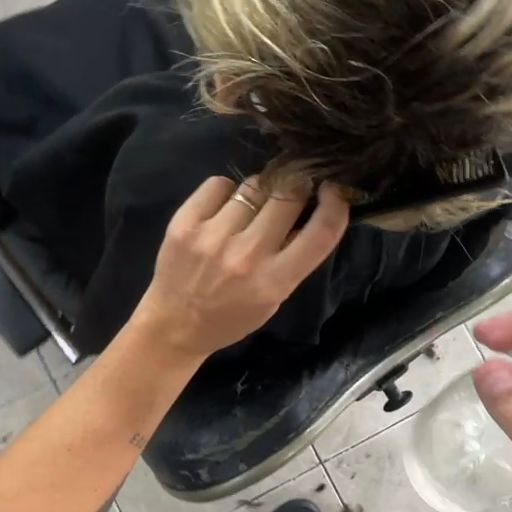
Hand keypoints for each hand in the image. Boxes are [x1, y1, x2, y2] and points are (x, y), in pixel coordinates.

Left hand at [128, 174, 349, 359]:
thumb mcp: (274, 299)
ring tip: (252, 208)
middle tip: (291, 193)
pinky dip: (226, 191)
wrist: (175, 327)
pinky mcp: (184, 224)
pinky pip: (218, 184)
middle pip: (289, 195)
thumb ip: (294, 259)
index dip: (336, 204)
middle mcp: (246, 256)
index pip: (321, 232)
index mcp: (274, 281)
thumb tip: (311, 211)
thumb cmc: (232, 317)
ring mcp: (212, 237)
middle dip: (297, 187)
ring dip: (261, 191)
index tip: (333, 191)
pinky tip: (223, 209)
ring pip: (254, 185)